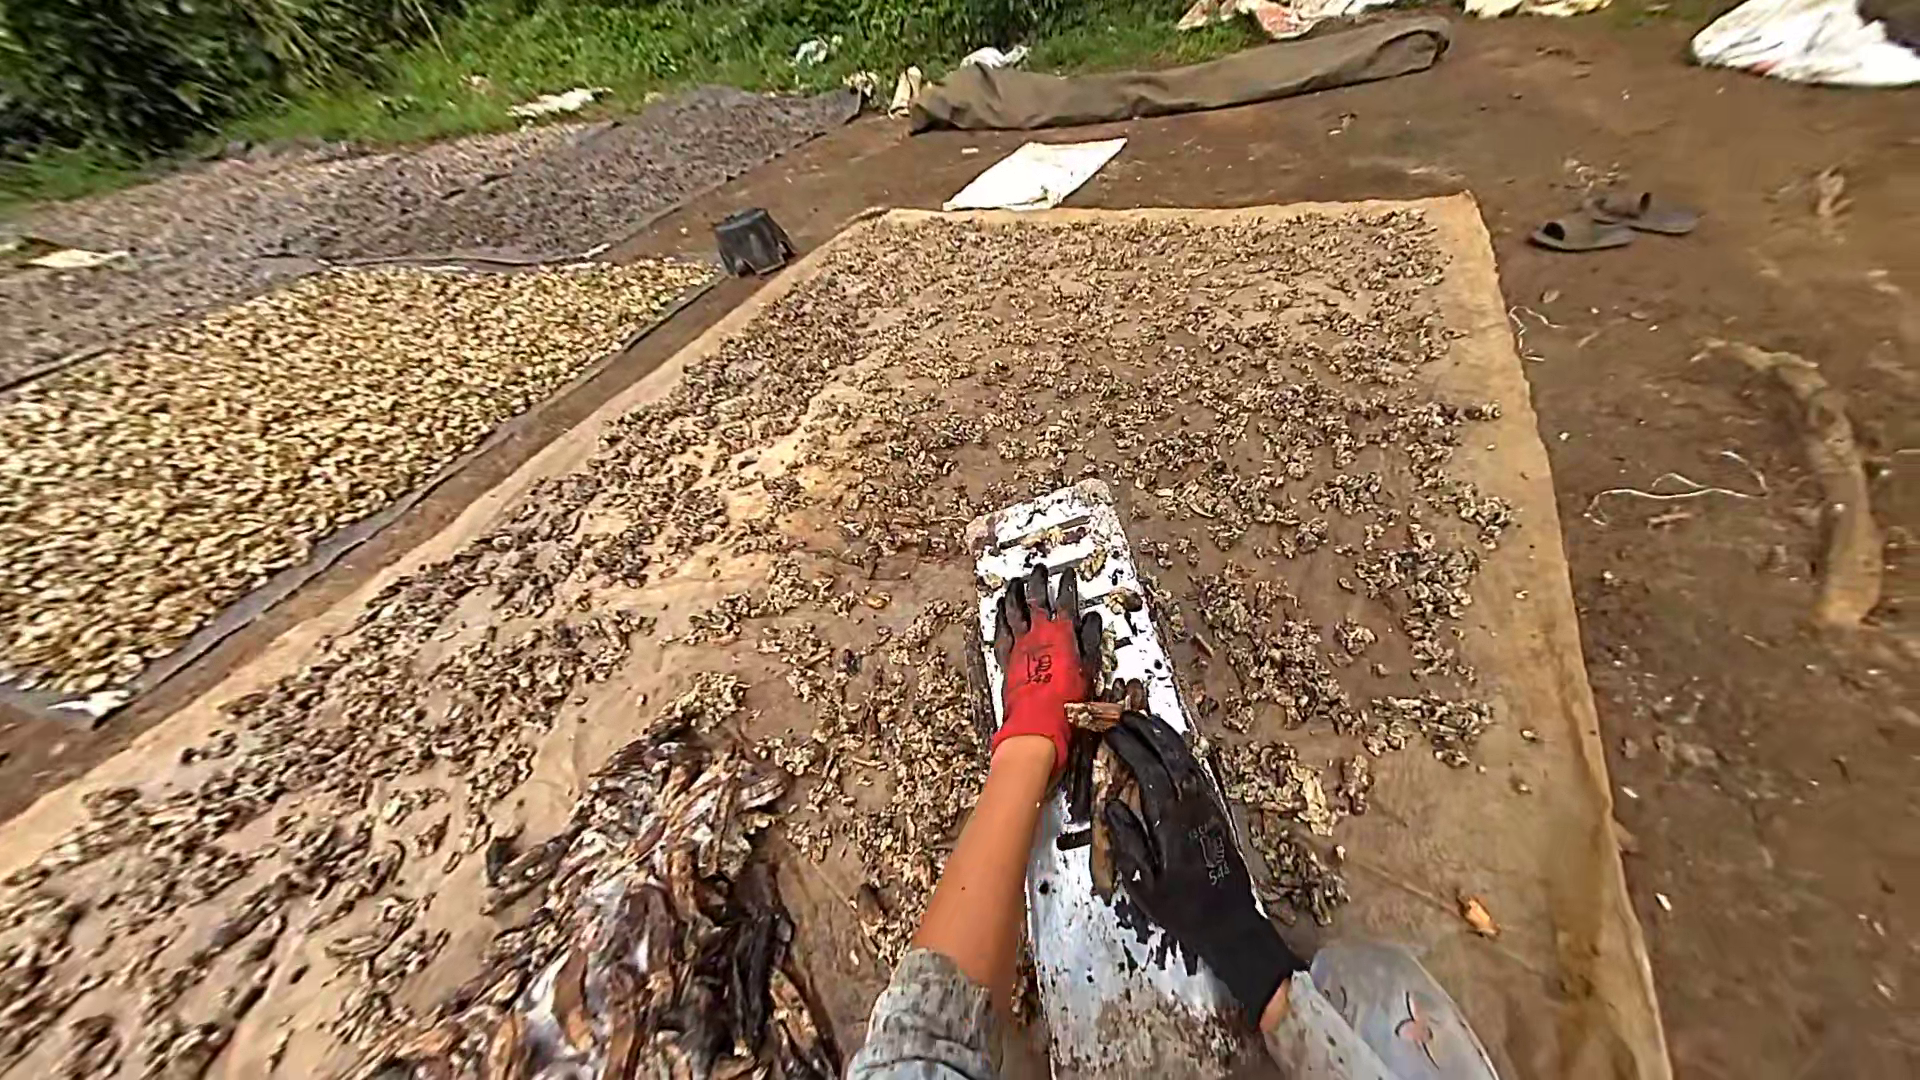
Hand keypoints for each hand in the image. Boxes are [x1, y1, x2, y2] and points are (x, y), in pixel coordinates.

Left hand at [991, 564, 1099, 774]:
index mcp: (1062, 636)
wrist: (1037, 725)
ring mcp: (1019, 645)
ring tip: (1015, 584)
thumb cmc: (1066, 704)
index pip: (1065, 603)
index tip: (1067, 575)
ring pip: (1014, 612)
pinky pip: (1001, 632)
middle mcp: (1038, 635)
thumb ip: (1089, 642)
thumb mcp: (1088, 672)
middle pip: (1035, 600)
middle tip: (1038, 570)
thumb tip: (1092, 620)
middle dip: (1037, 582)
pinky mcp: (1006, 658)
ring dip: (1014, 595)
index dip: (1066, 587)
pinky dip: (1000, 618)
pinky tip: (999, 611)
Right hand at [1103, 710, 1304, 1023]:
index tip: (1112, 733)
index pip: (1149, 773)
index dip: (1130, 749)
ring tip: (1144, 719)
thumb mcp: (1145, 886)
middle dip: (1146, 731)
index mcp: (1172, 824)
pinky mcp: (1215, 809)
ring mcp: (1207, 806)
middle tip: (1125, 715)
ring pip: (1186, 759)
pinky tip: (1168, 743)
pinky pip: (1196, 769)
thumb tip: (1114, 807)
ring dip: (1164, 735)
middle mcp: (1192, 807)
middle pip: (1170, 757)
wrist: (1230, 925)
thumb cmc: (1182, 909)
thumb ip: (1128, 844)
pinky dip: (1180, 749)